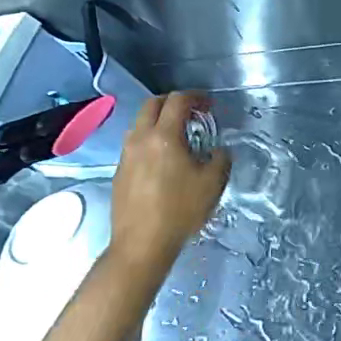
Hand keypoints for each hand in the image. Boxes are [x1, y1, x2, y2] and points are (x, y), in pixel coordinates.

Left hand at [109, 91, 230, 267]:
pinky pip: (135, 143)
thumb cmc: (180, 210)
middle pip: (152, 104)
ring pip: (140, 123)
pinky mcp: (119, 171)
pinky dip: (150, 139)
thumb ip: (220, 158)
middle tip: (192, 112)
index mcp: (164, 136)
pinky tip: (164, 159)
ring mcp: (126, 155)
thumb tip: (218, 150)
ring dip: (159, 120)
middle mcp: (140, 138)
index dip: (196, 97)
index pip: (178, 100)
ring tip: (179, 135)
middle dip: (173, 102)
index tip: (209, 104)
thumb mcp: (212, 183)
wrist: (141, 243)